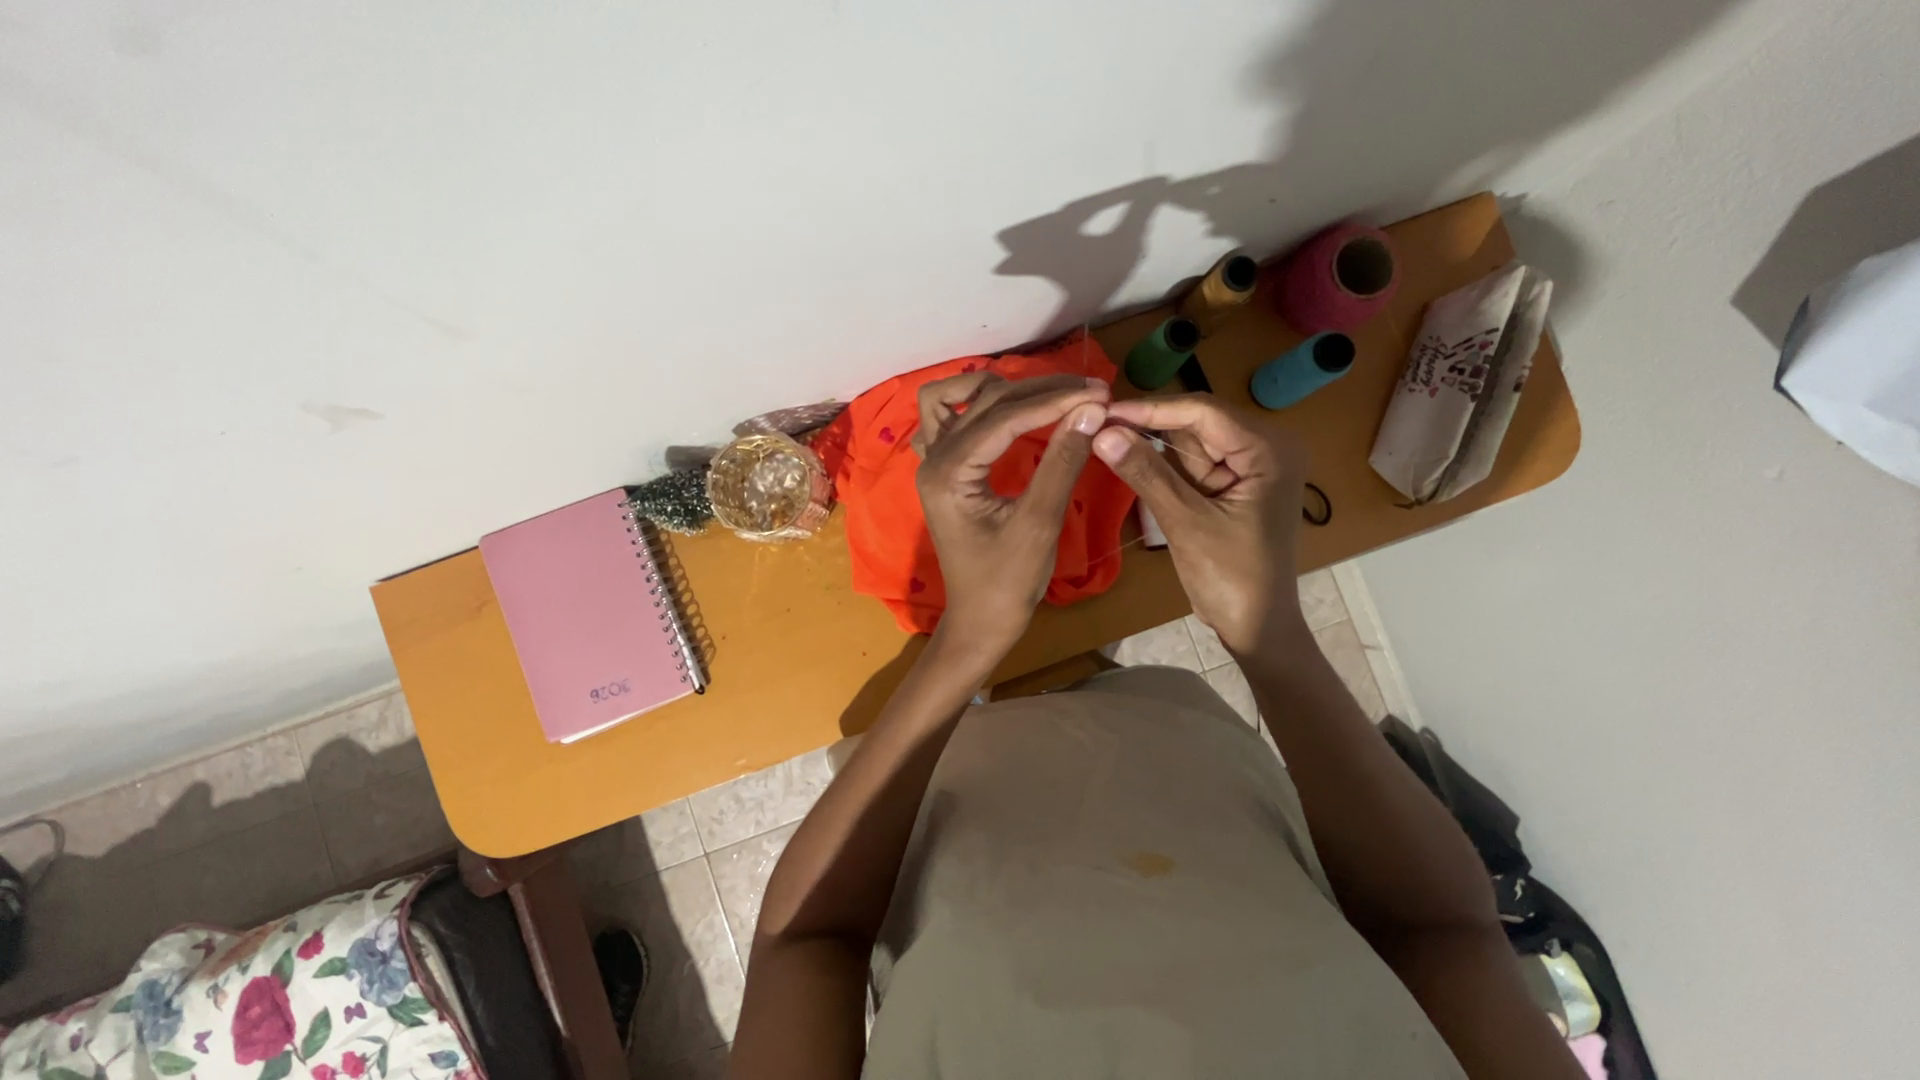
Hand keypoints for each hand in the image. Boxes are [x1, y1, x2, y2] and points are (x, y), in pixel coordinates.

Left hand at [914, 372, 1109, 651]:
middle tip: (1093, 394)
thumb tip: (1091, 410)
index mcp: (949, 474)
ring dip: (1002, 388)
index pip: (1003, 417)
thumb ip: (1061, 462)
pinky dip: (978, 405)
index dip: (1054, 401)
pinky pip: (949, 418)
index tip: (1100, 394)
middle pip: (984, 400)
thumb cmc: (1008, 582)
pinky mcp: (944, 470)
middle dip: (1040, 392)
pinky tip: (1013, 410)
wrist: (980, 619)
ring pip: (956, 398)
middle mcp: (933, 459)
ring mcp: (934, 463)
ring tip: (1052, 396)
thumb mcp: (1040, 523)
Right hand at [1092, 394, 1309, 656]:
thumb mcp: (1186, 523)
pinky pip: (1193, 464)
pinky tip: (1128, 458)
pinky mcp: (1234, 485)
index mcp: (1269, 450)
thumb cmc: (1231, 578)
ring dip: (1152, 445)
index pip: (1204, 412)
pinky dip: (1163, 465)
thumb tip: (1102, 432)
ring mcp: (1250, 467)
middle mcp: (1266, 447)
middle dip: (1149, 425)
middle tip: (1097, 423)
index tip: (1103, 410)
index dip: (1151, 410)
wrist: (1256, 628)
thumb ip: (1146, 474)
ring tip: (1104, 436)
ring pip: (1190, 442)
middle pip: (1197, 423)